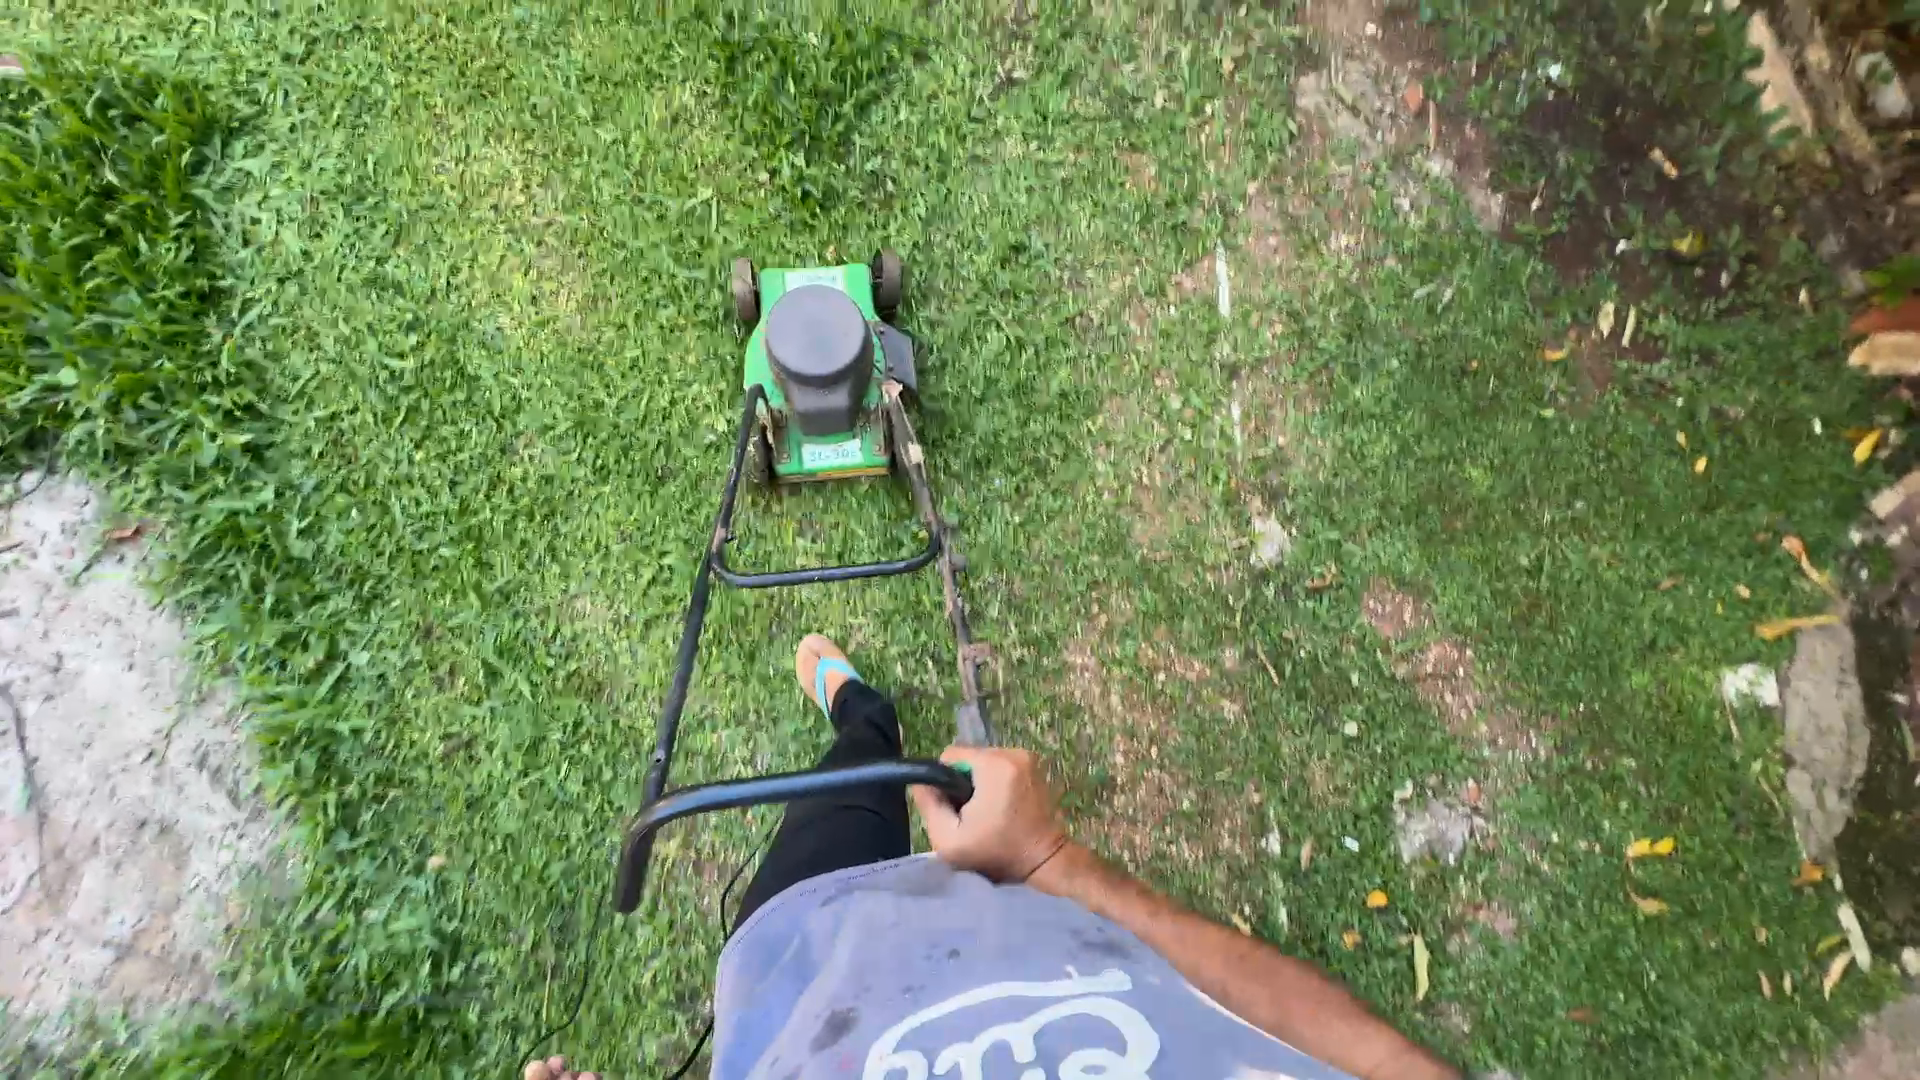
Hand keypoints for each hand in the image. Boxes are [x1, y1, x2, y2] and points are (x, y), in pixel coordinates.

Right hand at [909, 746, 1069, 882]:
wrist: (1045, 860)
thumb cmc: (997, 853)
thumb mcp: (950, 839)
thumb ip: (929, 805)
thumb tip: (920, 782)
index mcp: (993, 765)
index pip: (951, 756)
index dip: (946, 780)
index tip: (957, 806)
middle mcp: (1012, 752)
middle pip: (970, 757)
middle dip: (965, 781)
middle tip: (972, 812)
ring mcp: (1027, 757)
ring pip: (985, 760)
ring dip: (981, 781)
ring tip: (988, 810)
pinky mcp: (1035, 764)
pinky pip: (1002, 764)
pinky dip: (997, 780)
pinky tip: (1002, 804)